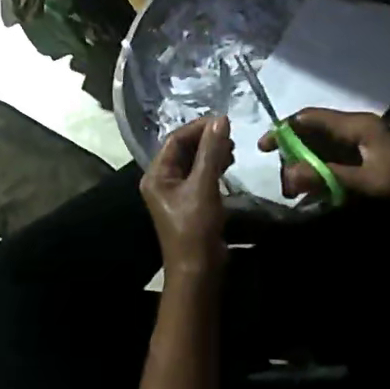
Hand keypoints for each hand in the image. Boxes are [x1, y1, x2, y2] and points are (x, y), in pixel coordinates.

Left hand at [141, 116, 234, 270]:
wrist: (198, 269)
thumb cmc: (195, 227)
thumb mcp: (203, 185)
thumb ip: (211, 151)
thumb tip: (220, 120)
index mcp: (156, 175)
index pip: (175, 140)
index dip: (198, 127)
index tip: (223, 120)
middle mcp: (162, 180)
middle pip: (183, 149)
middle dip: (206, 140)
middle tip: (231, 137)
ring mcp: (176, 192)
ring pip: (194, 162)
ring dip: (212, 153)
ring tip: (233, 151)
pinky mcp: (190, 202)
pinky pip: (200, 176)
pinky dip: (214, 167)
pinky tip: (229, 166)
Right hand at [258, 109, 389, 204]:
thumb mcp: (365, 182)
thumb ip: (325, 177)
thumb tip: (286, 175)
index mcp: (356, 125)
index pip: (309, 118)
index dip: (283, 129)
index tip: (263, 148)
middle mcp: (355, 129)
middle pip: (312, 134)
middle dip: (292, 156)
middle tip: (284, 182)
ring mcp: (361, 144)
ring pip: (321, 150)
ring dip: (305, 168)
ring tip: (295, 192)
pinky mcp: (366, 159)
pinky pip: (334, 162)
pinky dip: (320, 175)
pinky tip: (314, 193)